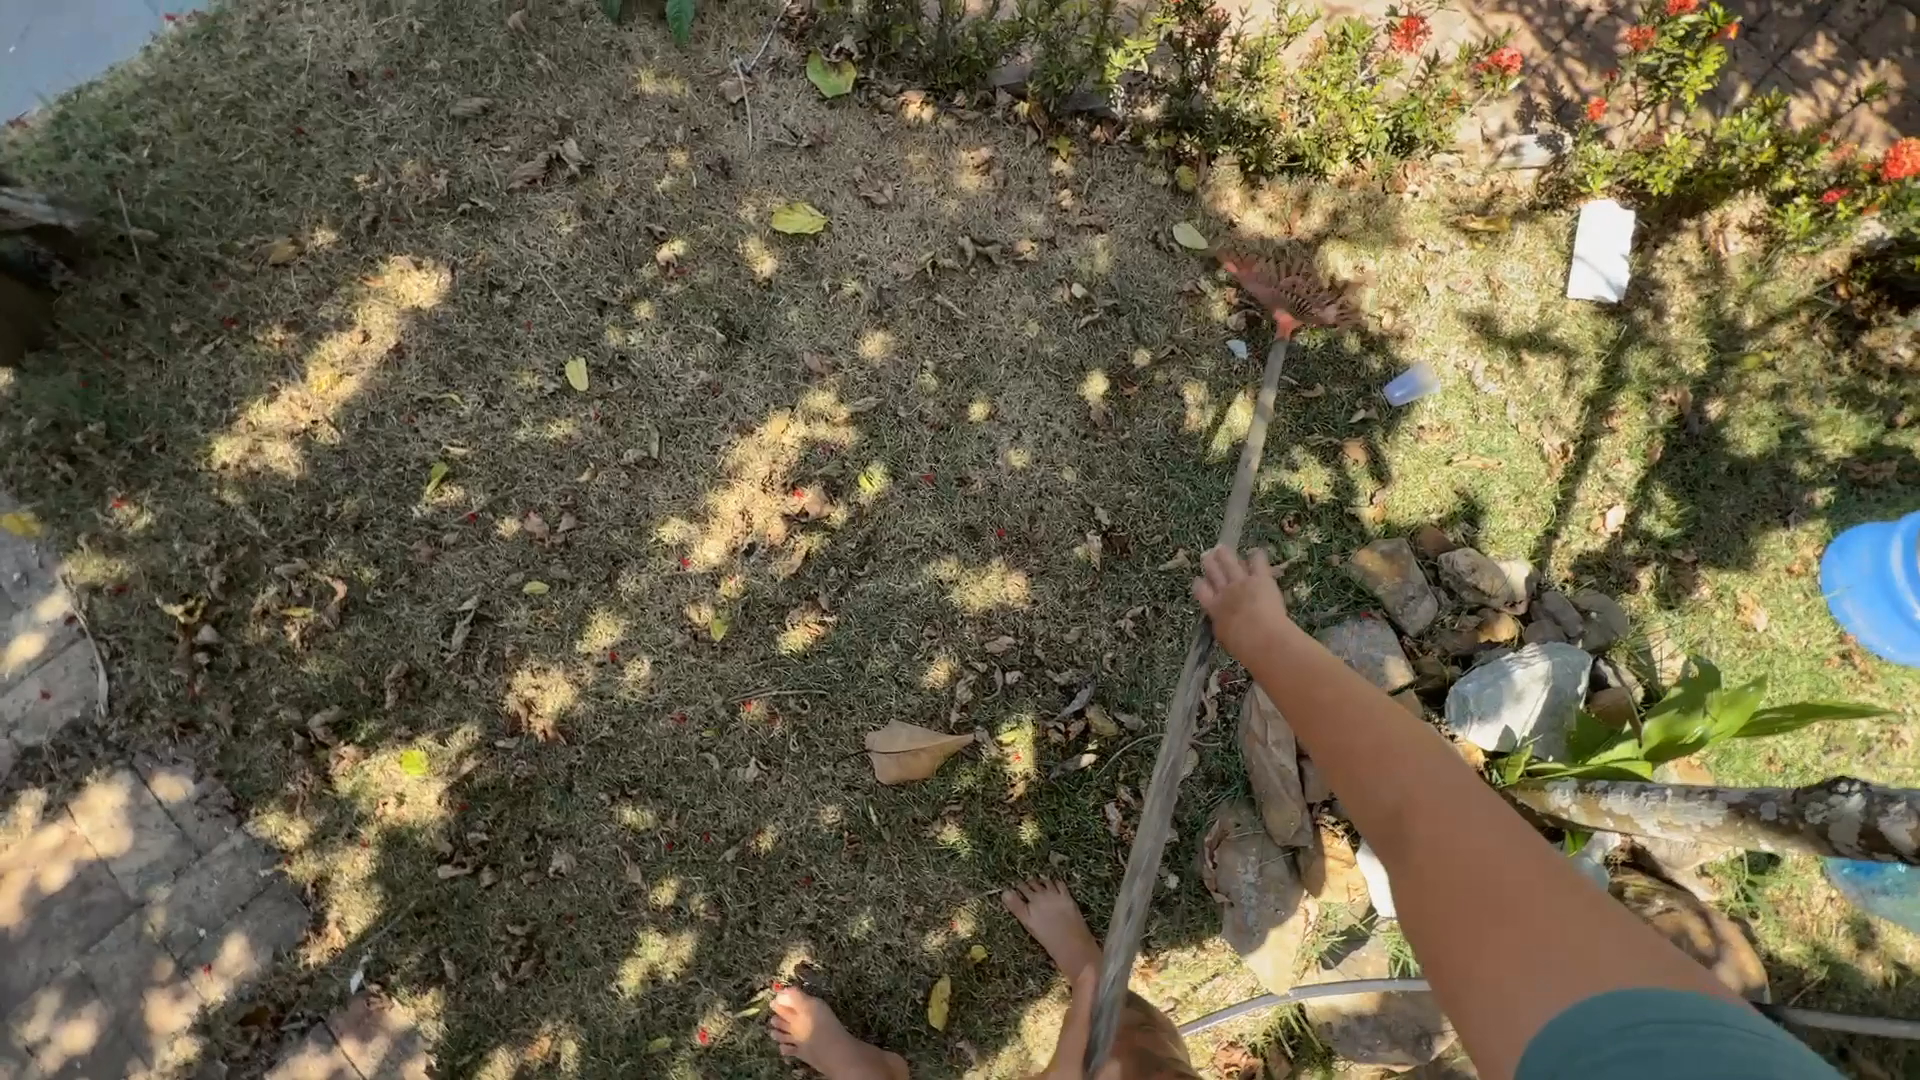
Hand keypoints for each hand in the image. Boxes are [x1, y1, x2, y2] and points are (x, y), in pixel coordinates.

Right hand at [1191, 546, 1289, 657]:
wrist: (1258, 635)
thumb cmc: (1242, 645)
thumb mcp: (1225, 637)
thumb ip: (1224, 627)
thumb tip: (1226, 626)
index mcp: (1214, 609)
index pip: (1202, 592)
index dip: (1199, 584)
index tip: (1198, 579)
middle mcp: (1225, 592)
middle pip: (1214, 574)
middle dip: (1210, 564)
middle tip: (1206, 554)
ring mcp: (1241, 583)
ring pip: (1231, 564)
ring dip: (1226, 555)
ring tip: (1221, 547)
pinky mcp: (1260, 579)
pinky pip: (1258, 563)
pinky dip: (1257, 557)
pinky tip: (1256, 551)